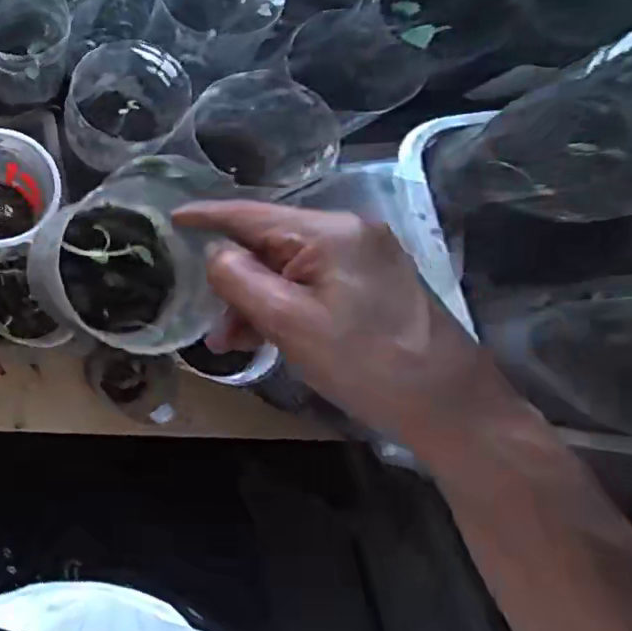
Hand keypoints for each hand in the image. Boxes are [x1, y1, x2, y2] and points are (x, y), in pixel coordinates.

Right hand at [169, 200, 523, 450]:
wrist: (462, 417)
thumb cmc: (369, 365)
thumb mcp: (288, 322)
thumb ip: (237, 277)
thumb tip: (214, 252)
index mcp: (329, 232)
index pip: (248, 213)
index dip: (204, 216)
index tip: (169, 217)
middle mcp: (347, 233)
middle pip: (265, 244)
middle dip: (232, 279)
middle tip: (208, 319)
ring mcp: (363, 258)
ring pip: (284, 267)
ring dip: (254, 299)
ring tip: (232, 341)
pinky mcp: (372, 283)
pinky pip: (308, 282)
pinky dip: (282, 305)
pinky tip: (264, 336)